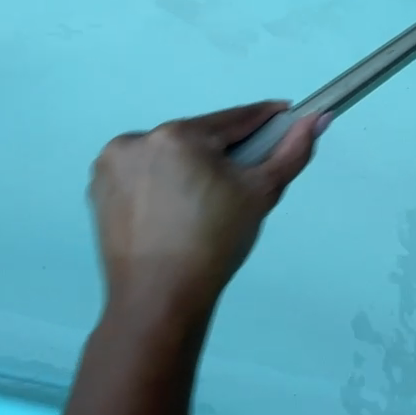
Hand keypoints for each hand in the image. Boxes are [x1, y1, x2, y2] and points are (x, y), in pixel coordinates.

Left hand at [88, 101, 326, 313]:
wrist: (160, 297)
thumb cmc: (217, 240)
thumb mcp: (264, 191)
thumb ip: (294, 150)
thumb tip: (318, 118)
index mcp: (179, 135)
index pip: (235, 118)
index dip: (266, 119)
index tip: (288, 117)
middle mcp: (137, 139)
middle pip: (201, 135)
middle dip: (227, 149)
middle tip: (249, 175)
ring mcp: (111, 165)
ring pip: (172, 153)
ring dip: (195, 163)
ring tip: (214, 197)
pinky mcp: (98, 189)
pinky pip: (146, 171)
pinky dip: (167, 180)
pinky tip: (182, 207)